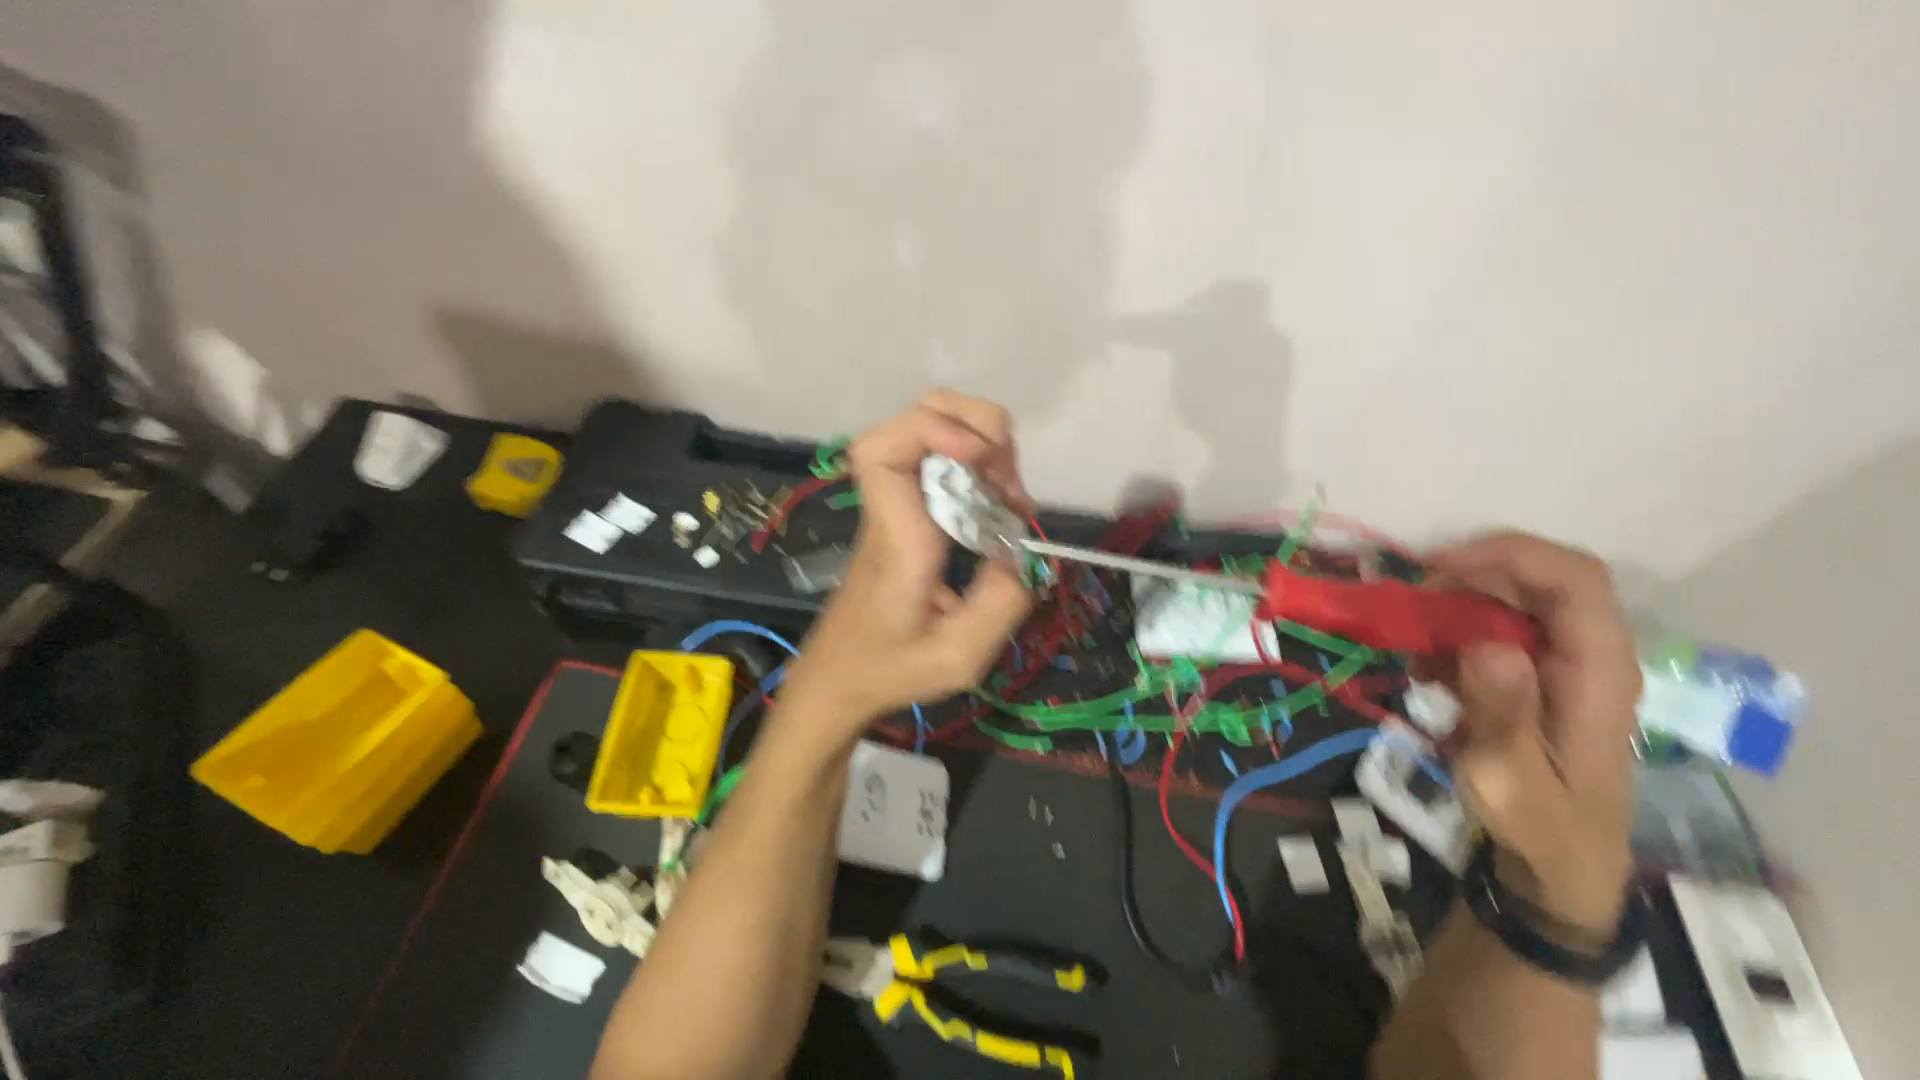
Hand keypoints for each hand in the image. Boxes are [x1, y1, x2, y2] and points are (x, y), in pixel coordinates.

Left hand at [778, 391, 1035, 736]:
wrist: (838, 680)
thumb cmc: (889, 671)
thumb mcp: (959, 659)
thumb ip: (1001, 605)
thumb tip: (1022, 553)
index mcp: (899, 537)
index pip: (881, 452)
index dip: (930, 428)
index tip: (979, 454)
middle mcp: (893, 509)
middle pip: (910, 420)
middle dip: (971, 423)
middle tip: (1006, 472)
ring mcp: (897, 507)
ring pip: (925, 432)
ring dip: (978, 441)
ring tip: (1008, 486)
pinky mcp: (907, 515)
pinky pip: (937, 463)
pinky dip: (975, 464)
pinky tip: (997, 499)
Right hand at [1424, 532, 1641, 933]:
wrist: (1562, 868)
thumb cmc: (1541, 828)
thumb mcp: (1511, 782)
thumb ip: (1502, 714)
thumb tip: (1489, 645)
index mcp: (1598, 672)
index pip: (1575, 580)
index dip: (1510, 555)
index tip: (1440, 569)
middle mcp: (1590, 654)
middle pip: (1542, 577)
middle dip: (1472, 573)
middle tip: (1410, 600)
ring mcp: (1566, 663)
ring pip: (1518, 597)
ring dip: (1459, 601)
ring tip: (1410, 632)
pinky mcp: (1541, 675)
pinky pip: (1501, 627)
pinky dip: (1457, 629)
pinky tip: (1426, 663)